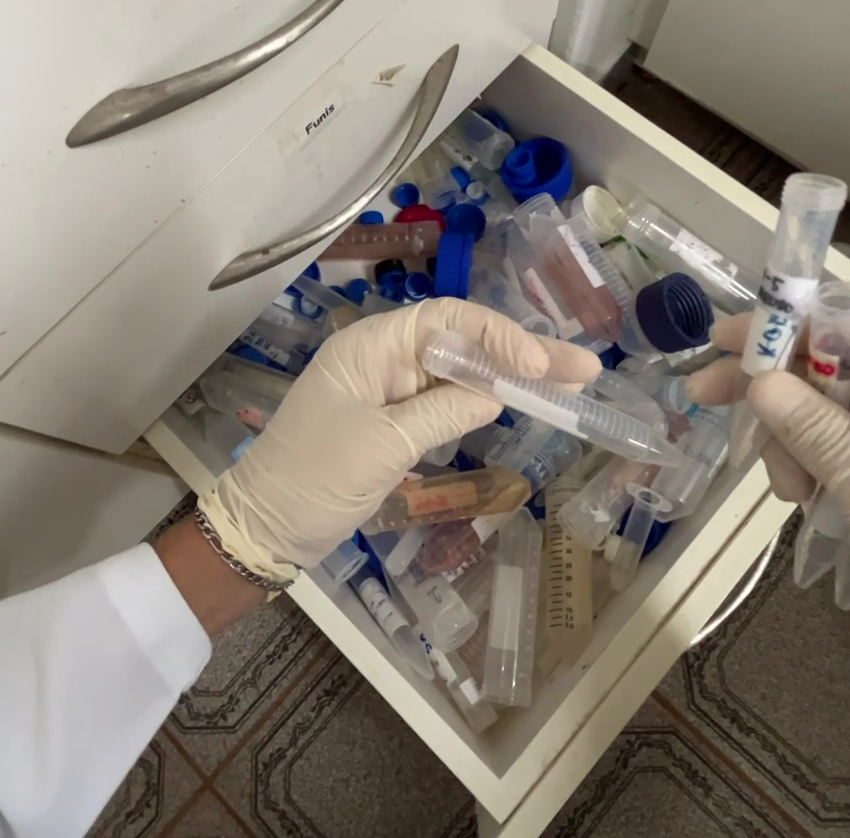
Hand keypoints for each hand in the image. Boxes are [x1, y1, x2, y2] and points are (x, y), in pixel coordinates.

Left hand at [202, 298, 600, 581]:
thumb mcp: (382, 444)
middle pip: (460, 344)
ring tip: (570, 384)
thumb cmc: (314, 478)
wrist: (267, 527)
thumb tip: (495, 392)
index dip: (497, 334)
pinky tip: (522, 400)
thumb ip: (441, 412)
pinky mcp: (394, 420)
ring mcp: (389, 390)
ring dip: (510, 377)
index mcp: (370, 346)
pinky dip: (481, 402)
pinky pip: (444, 401)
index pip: (445, 321)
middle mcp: (383, 357)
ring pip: (459, 373)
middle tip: (582, 366)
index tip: (538, 362)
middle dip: (519, 353)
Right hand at [685, 312, 849, 824]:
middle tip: (705, 394)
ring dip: (790, 441)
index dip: (798, 328)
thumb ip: (827, 437)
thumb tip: (759, 378)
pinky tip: (796, 499)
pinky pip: (832, 463)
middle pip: (843, 379)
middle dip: (778, 388)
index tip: (725, 336)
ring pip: (829, 422)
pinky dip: (804, 471)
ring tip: (785, 491)